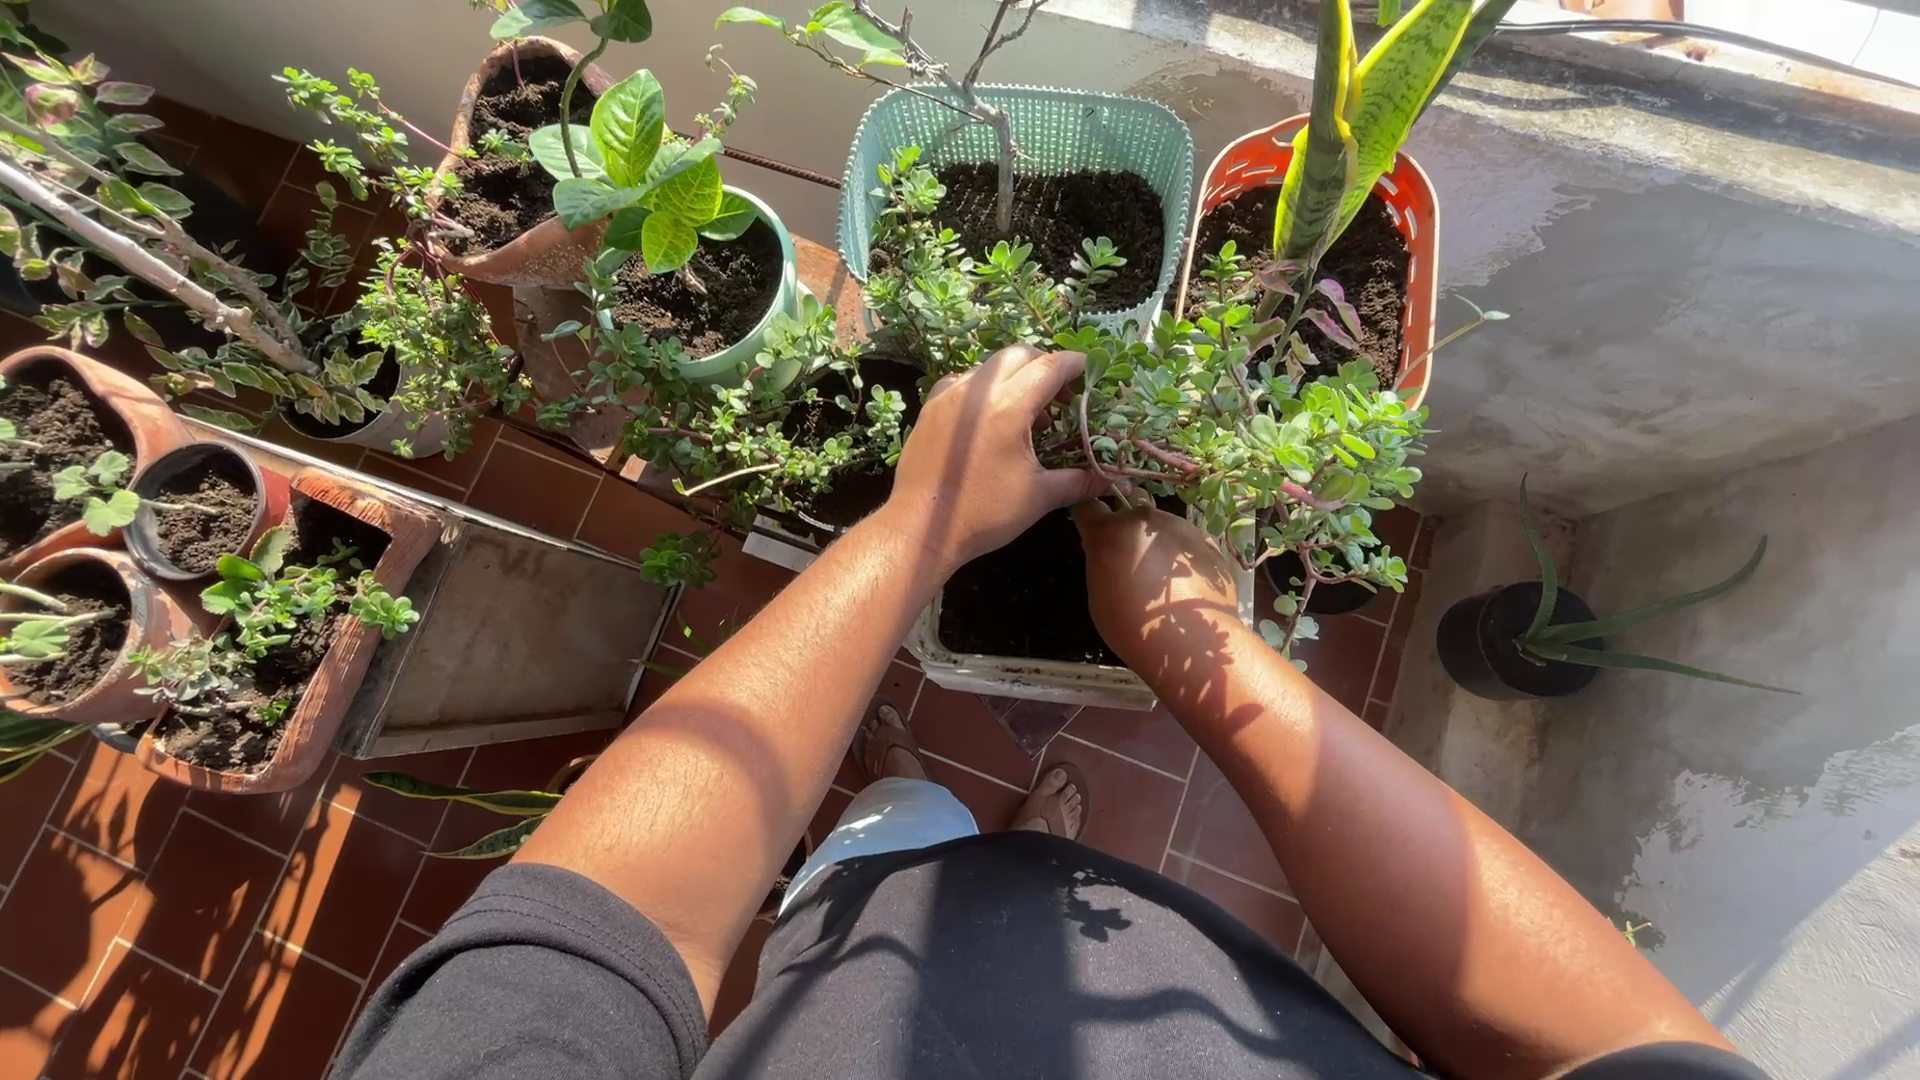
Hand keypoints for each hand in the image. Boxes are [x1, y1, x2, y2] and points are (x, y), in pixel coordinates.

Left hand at [880, 345, 1104, 577]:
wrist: (922, 528)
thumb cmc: (984, 514)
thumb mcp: (1039, 497)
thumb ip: (1077, 481)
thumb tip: (1108, 479)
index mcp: (1007, 407)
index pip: (1048, 367)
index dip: (1073, 364)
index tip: (1088, 370)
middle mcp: (976, 392)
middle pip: (1017, 356)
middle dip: (1044, 365)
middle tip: (1060, 393)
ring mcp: (948, 397)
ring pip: (988, 367)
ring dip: (1013, 376)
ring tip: (1027, 410)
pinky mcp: (930, 410)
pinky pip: (961, 383)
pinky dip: (982, 388)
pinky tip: (987, 415)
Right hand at [1073, 501, 1244, 676]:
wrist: (1191, 643)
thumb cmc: (1132, 626)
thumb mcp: (1099, 595)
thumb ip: (1100, 562)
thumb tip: (1108, 554)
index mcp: (1110, 532)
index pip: (1089, 507)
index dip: (1089, 521)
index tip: (1091, 537)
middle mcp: (1145, 520)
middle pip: (1129, 509)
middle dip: (1126, 528)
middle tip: (1129, 559)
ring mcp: (1180, 527)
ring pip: (1161, 524)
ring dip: (1156, 540)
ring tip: (1163, 576)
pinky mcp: (1207, 542)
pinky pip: (1187, 541)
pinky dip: (1182, 554)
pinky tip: (1185, 583)